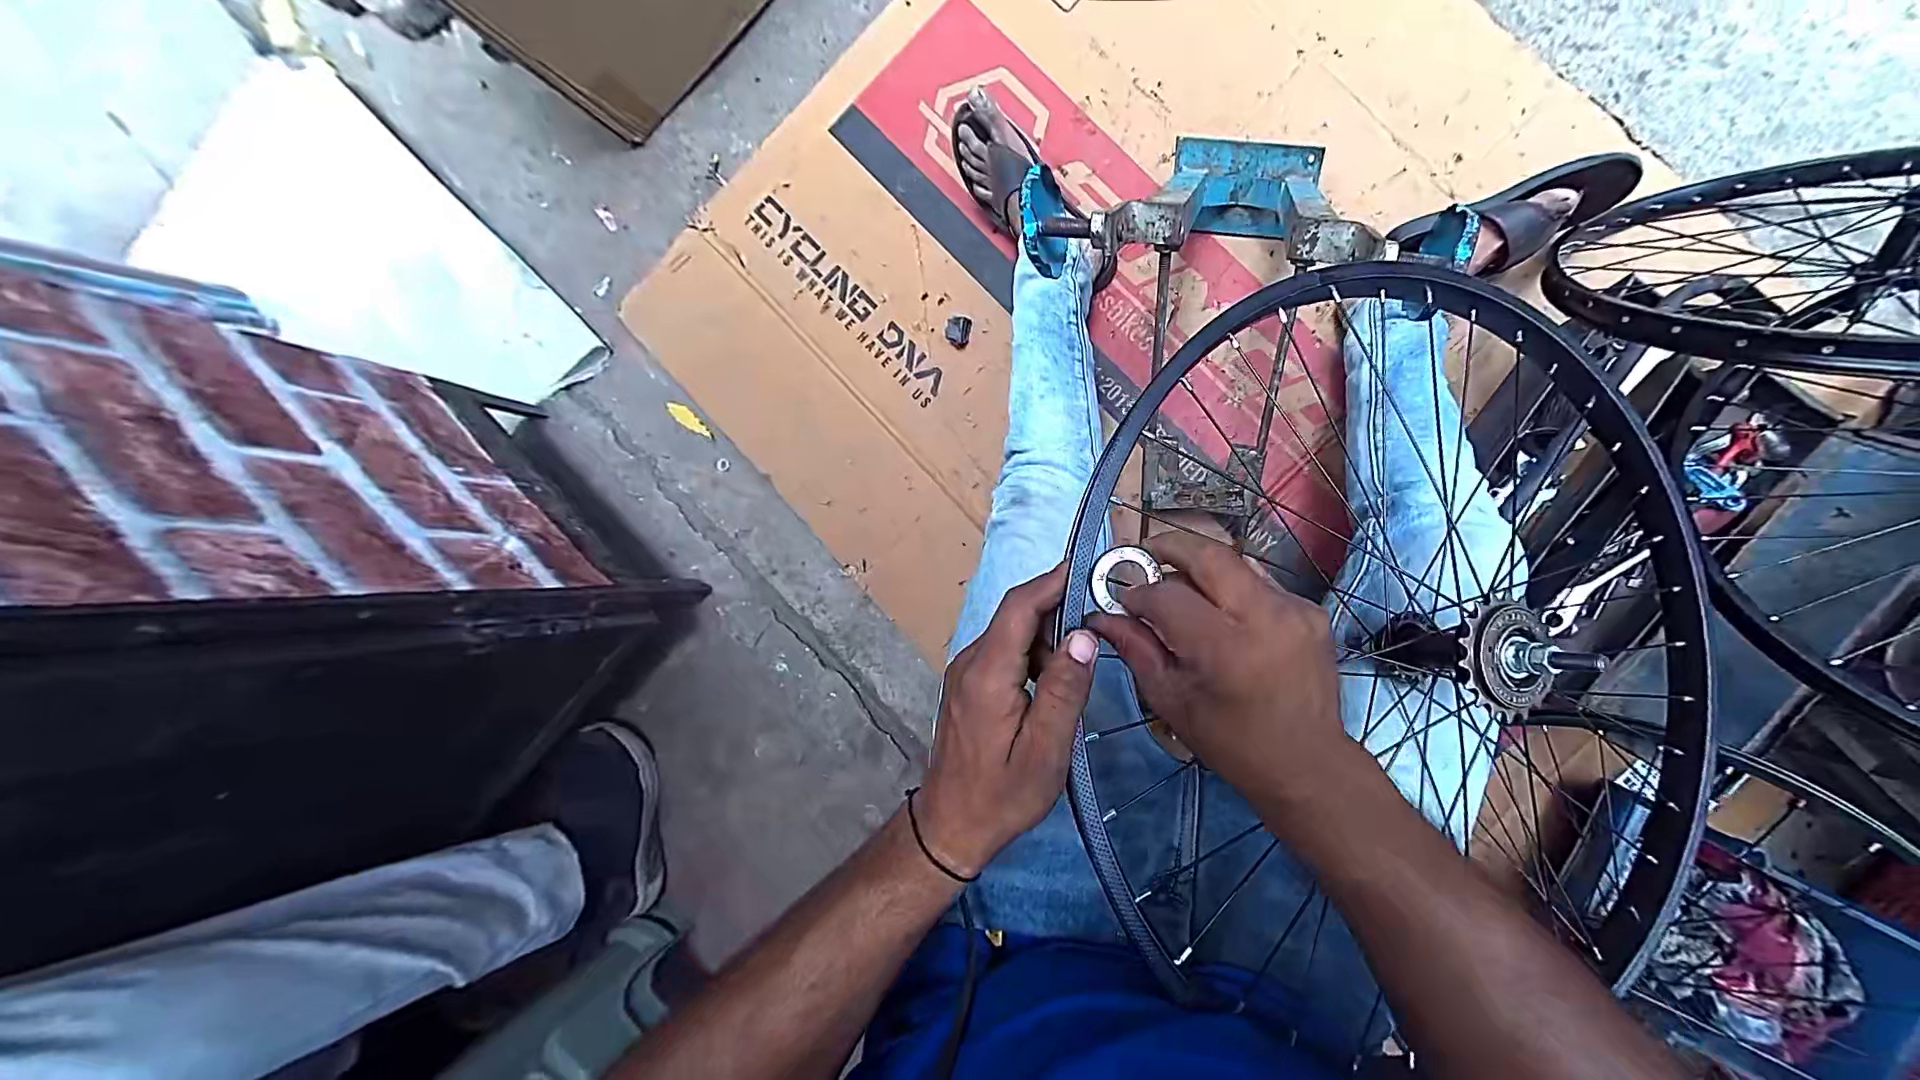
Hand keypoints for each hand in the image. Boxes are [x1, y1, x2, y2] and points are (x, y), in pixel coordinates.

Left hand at [915, 565, 1098, 878]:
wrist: (951, 825)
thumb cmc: (1001, 795)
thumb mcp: (1045, 750)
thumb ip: (1063, 691)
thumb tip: (1083, 636)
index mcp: (987, 672)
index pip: (1019, 607)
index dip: (1052, 582)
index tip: (1088, 569)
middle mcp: (970, 662)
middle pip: (1015, 615)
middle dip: (1057, 607)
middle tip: (1100, 615)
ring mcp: (966, 672)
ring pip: (1011, 633)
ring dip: (1047, 634)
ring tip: (1083, 653)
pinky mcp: (969, 685)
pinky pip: (1004, 652)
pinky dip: (1033, 652)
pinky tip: (1055, 676)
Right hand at [1086, 532, 1346, 799]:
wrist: (1308, 763)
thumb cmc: (1230, 740)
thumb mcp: (1171, 699)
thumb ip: (1136, 648)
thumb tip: (1102, 617)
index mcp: (1226, 649)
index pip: (1169, 596)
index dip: (1139, 592)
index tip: (1125, 600)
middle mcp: (1266, 618)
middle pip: (1209, 556)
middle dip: (1170, 548)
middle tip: (1145, 556)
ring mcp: (1295, 609)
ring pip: (1235, 563)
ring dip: (1200, 567)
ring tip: (1179, 587)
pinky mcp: (1311, 610)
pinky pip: (1258, 582)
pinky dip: (1230, 587)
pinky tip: (1219, 611)